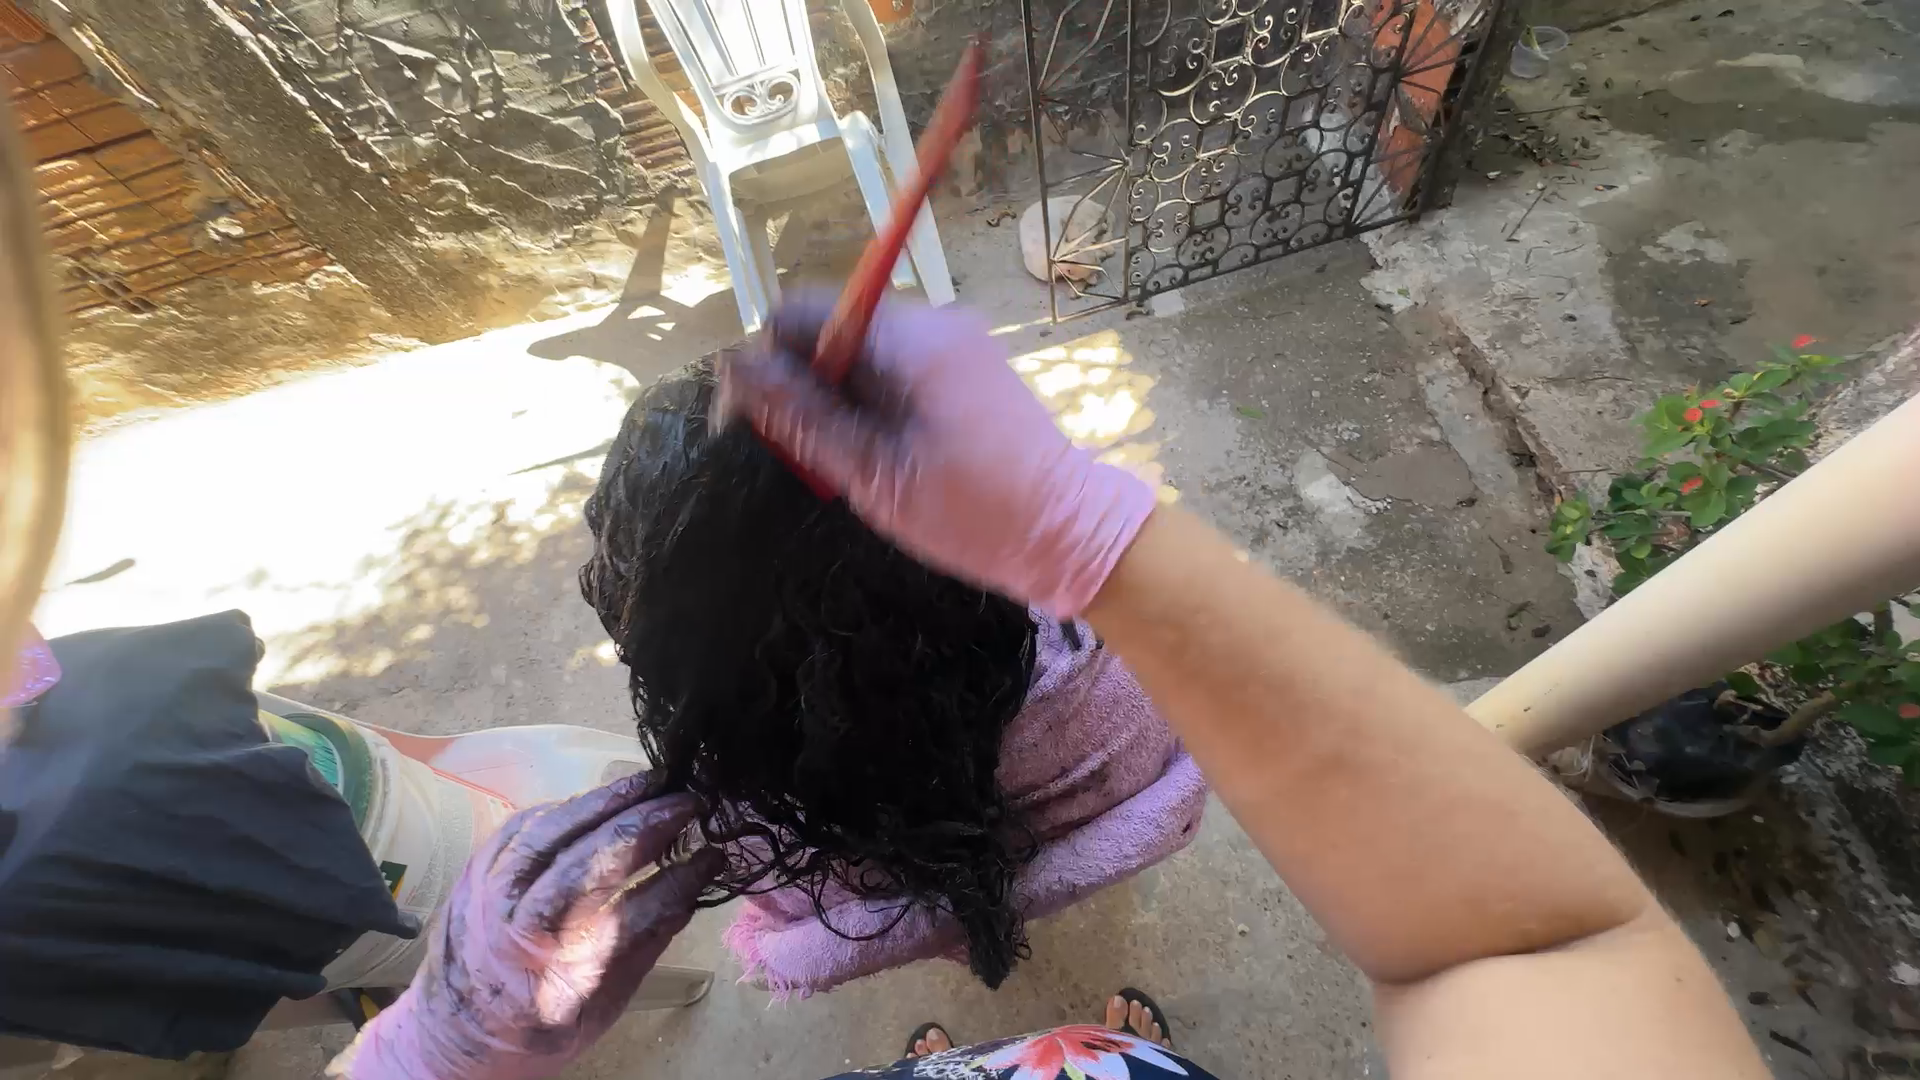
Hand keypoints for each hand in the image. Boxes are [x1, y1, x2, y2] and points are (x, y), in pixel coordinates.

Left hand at [328, 772, 721, 1079]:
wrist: (446, 1042)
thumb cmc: (540, 1029)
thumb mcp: (607, 1004)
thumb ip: (652, 935)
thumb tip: (703, 873)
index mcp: (554, 980)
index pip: (632, 914)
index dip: (681, 879)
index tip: (716, 853)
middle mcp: (513, 932)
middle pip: (586, 863)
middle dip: (647, 824)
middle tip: (693, 801)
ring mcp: (488, 892)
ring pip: (555, 828)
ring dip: (613, 799)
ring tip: (658, 781)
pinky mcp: (479, 864)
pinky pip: (534, 820)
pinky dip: (578, 804)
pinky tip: (612, 797)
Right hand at [719, 295, 1155, 616]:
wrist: (1071, 534)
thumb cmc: (974, 514)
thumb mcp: (875, 473)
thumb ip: (802, 418)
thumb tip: (733, 370)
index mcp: (909, 338)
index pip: (802, 312)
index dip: (770, 360)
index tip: (765, 420)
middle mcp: (935, 321)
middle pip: (834, 332)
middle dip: (810, 387)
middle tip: (818, 457)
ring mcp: (958, 342)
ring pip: (865, 355)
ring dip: (845, 402)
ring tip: (861, 462)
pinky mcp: (970, 367)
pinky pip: (900, 370)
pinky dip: (879, 405)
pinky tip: (892, 452)